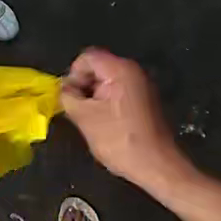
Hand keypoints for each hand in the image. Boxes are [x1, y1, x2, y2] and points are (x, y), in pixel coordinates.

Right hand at [60, 48, 184, 186]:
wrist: (155, 163)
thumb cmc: (119, 139)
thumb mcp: (85, 117)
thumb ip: (68, 97)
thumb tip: (64, 88)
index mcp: (120, 69)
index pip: (87, 57)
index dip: (73, 74)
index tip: (70, 97)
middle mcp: (133, 71)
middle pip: (98, 67)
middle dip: (83, 86)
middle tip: (77, 110)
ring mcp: (141, 85)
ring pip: (107, 82)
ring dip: (94, 97)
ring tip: (90, 120)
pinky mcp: (144, 100)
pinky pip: (119, 92)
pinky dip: (107, 103)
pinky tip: (104, 124)